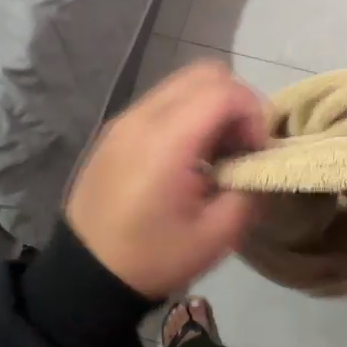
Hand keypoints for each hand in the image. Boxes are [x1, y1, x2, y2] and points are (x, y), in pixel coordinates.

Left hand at [66, 61, 267, 299]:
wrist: (85, 273)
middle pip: (207, 74)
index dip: (254, 113)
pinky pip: (164, 101)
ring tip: (217, 152)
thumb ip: (251, 191)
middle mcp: (144, 116)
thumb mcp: (217, 236)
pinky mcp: (117, 128)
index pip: (225, 91)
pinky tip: (189, 157)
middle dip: (237, 103)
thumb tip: (261, 166)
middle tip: (242, 145)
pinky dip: (189, 114)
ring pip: (185, 82)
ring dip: (212, 107)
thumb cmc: (152, 257)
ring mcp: (126, 118)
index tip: (256, 151)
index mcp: (168, 140)